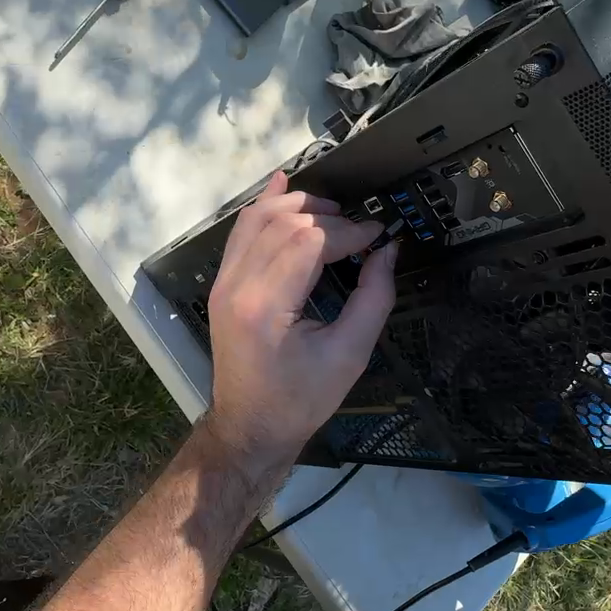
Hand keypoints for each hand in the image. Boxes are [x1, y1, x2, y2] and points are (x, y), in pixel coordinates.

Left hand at [203, 173, 397, 480]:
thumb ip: (373, 298)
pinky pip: (241, 231)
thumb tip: (388, 250)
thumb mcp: (349, 355)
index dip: (348, 230)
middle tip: (360, 232)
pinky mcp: (222, 284)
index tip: (377, 236)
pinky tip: (283, 184)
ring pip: (257, 218)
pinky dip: (264, 206)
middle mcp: (236, 285)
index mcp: (265, 305)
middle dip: (328, 218)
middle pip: (283, 222)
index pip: (308, 240)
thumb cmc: (300, 400)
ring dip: (297, 205)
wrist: (249, 426)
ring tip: (333, 211)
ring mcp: (223, 282)